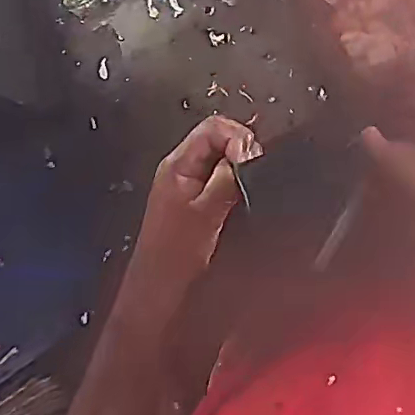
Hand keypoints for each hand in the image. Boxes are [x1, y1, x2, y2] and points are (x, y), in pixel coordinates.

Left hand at [136, 116, 259, 282]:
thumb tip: (248, 152)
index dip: (238, 136)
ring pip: (220, 156)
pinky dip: (234, 179)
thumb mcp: (207, 211)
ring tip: (251, 182)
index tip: (253, 157)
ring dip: (239, 164)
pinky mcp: (194, 197)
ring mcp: (187, 181)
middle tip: (256, 168)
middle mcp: (181, 166)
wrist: (158, 287)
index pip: (212, 127)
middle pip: (217, 137)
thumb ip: (227, 177)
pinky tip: (242, 194)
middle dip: (241, 148)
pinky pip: (218, 175)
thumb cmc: (176, 254)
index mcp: (178, 163)